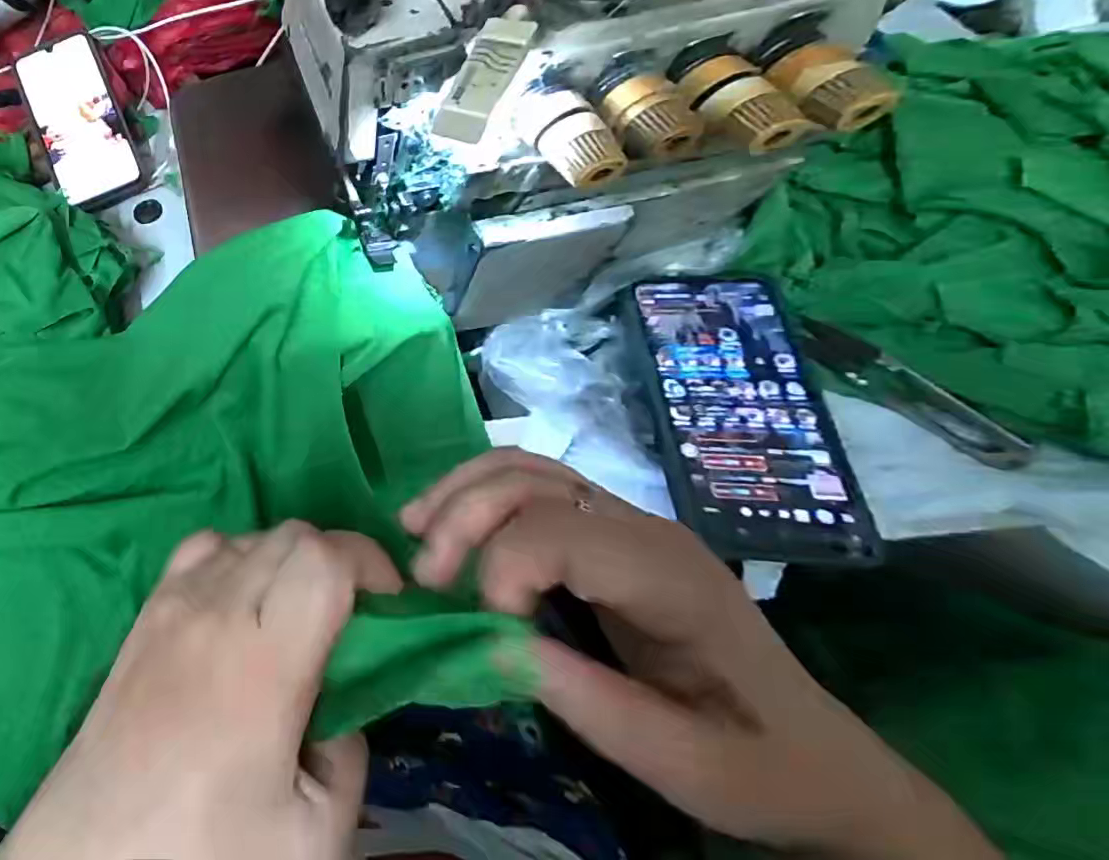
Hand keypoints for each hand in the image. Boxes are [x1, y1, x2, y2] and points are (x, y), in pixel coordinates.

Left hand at [0, 521, 401, 859]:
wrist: (94, 851)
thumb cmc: (205, 849)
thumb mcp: (312, 832)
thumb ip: (347, 751)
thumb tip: (342, 699)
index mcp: (262, 659)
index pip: (323, 558)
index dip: (370, 562)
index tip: (391, 604)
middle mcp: (214, 609)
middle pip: (290, 535)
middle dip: (338, 559)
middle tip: (356, 616)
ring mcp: (172, 603)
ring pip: (247, 537)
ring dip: (286, 557)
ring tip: (299, 612)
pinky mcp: (145, 612)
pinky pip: (200, 550)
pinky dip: (236, 557)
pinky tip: (240, 604)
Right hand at [401, 448, 998, 859]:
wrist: (820, 758)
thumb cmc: (755, 765)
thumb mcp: (682, 763)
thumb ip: (585, 700)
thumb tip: (484, 640)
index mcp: (670, 578)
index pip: (558, 534)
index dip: (501, 569)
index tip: (488, 629)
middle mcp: (642, 528)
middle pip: (529, 482)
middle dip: (461, 519)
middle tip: (423, 578)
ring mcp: (621, 519)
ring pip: (521, 467)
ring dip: (458, 492)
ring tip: (413, 531)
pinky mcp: (601, 527)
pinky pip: (527, 484)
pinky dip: (474, 493)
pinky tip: (445, 523)